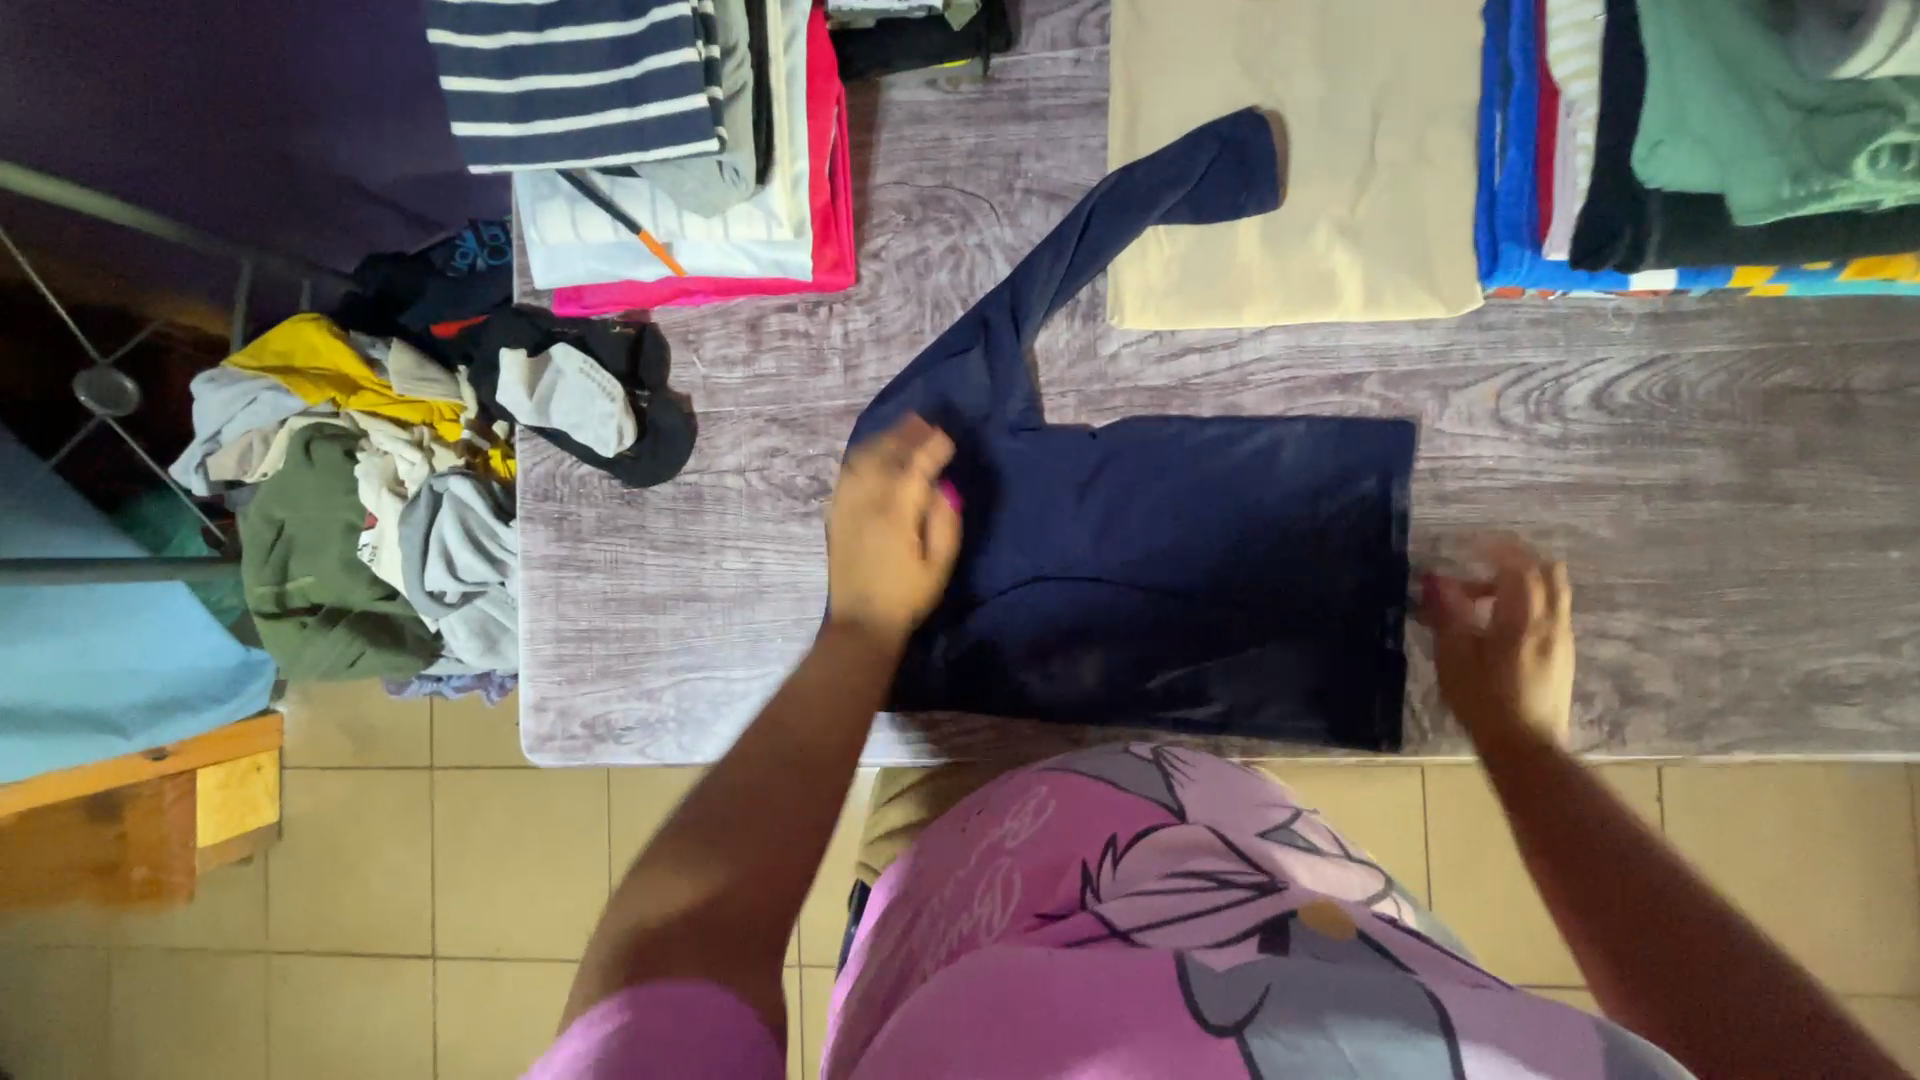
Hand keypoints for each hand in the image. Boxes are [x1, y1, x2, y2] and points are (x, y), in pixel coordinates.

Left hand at [825, 413, 962, 646]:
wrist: (861, 623)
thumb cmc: (906, 597)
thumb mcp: (939, 566)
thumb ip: (945, 523)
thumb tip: (944, 489)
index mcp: (895, 514)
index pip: (915, 469)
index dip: (931, 449)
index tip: (946, 438)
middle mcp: (866, 503)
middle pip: (885, 456)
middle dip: (905, 435)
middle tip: (923, 422)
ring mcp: (846, 507)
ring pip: (862, 461)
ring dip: (882, 441)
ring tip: (900, 430)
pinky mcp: (835, 516)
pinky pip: (845, 476)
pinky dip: (860, 457)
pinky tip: (870, 454)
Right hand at [1421, 535, 1574, 748]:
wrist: (1526, 746)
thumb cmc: (1482, 699)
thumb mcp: (1454, 655)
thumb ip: (1447, 612)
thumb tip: (1435, 577)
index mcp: (1524, 619)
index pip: (1519, 566)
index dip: (1494, 548)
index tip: (1466, 543)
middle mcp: (1552, 622)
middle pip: (1546, 572)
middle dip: (1513, 559)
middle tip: (1478, 561)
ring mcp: (1562, 639)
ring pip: (1551, 592)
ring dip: (1518, 582)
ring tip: (1479, 595)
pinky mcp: (1562, 655)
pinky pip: (1549, 611)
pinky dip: (1525, 602)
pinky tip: (1496, 622)